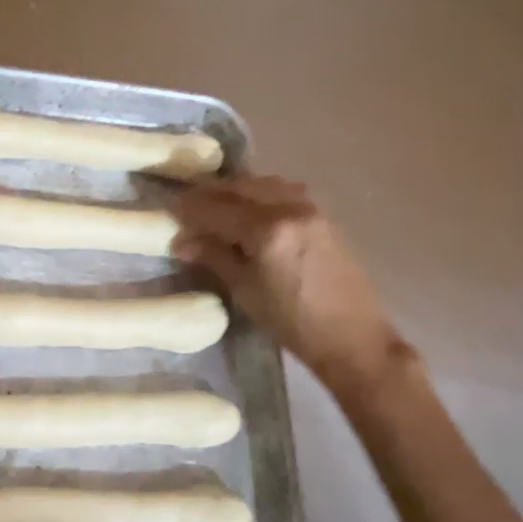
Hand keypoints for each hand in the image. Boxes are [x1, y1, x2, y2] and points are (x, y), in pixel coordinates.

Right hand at [172, 176, 396, 381]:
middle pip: (241, 187)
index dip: (190, 208)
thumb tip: (183, 240)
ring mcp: (311, 208)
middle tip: (189, 204)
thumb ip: (215, 257)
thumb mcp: (246, 292)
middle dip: (212, 193)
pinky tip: (251, 208)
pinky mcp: (324, 215)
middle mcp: (290, 207)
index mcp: (267, 229)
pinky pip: (284, 191)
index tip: (170, 209)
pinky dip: (261, 193)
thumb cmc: (293, 323)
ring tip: (218, 204)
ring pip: (264, 184)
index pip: (217, 208)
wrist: (353, 338)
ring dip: (237, 189)